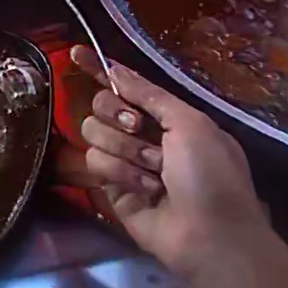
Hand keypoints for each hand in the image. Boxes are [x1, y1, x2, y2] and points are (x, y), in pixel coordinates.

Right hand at [72, 46, 270, 283]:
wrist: (211, 234)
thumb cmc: (210, 172)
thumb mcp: (189, 122)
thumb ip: (148, 94)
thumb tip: (115, 69)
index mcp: (164, 114)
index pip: (125, 84)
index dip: (100, 68)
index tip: (76, 53)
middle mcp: (141, 133)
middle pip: (101, 104)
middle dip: (117, 113)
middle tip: (138, 127)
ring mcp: (125, 159)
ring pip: (94, 132)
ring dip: (126, 148)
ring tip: (154, 170)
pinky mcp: (111, 187)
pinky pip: (96, 161)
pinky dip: (121, 172)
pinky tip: (146, 190)